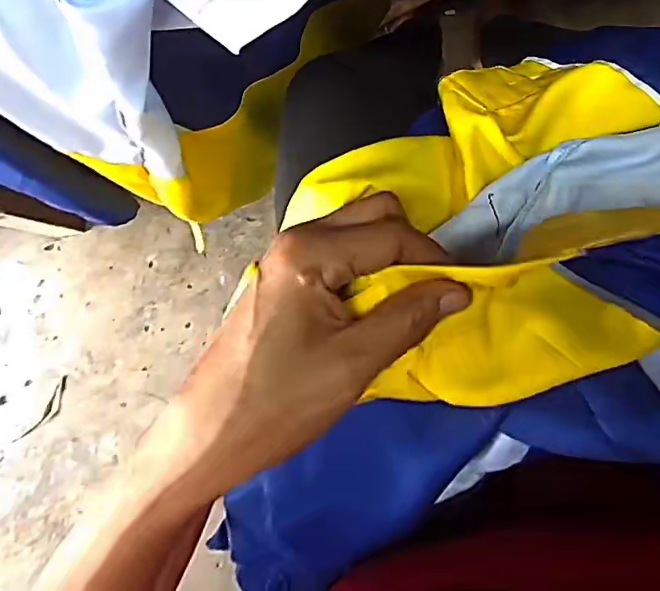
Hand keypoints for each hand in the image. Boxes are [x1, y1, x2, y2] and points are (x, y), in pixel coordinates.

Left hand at [39, 194, 468, 590]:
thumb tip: (460, 288)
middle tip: (428, 286)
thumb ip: (411, 317)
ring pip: (360, 225)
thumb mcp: (353, 364)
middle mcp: (297, 238)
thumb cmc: (275, 405)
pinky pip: (343, 246)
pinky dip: (370, 262)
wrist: (198, 447)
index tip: (459, 287)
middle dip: (412, 243)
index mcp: (309, 252)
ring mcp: (287, 253)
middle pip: (376, 212)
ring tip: (405, 294)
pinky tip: (373, 300)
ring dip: (391, 251)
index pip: (392, 235)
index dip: (434, 258)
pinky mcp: (286, 273)